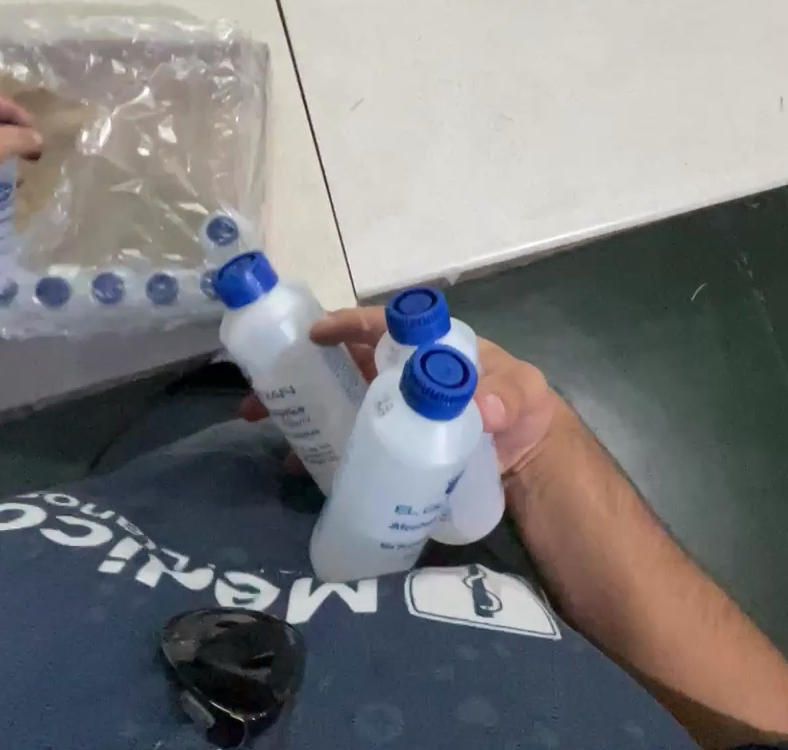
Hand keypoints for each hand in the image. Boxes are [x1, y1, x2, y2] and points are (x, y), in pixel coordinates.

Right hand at [239, 306, 567, 476]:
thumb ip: (507, 397)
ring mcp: (389, 410)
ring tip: (260, 419)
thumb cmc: (520, 405)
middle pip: (342, 364)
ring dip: (298, 406)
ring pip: (335, 399)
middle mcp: (398, 374)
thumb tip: (486, 411)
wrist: (526, 458)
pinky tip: (294, 462)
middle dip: (301, 369)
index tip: (314, 333)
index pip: (380, 328)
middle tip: (263, 387)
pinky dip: (317, 447)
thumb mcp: (521, 393)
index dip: (345, 325)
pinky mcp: (388, 444)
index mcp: (424, 349)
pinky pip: (345, 439)